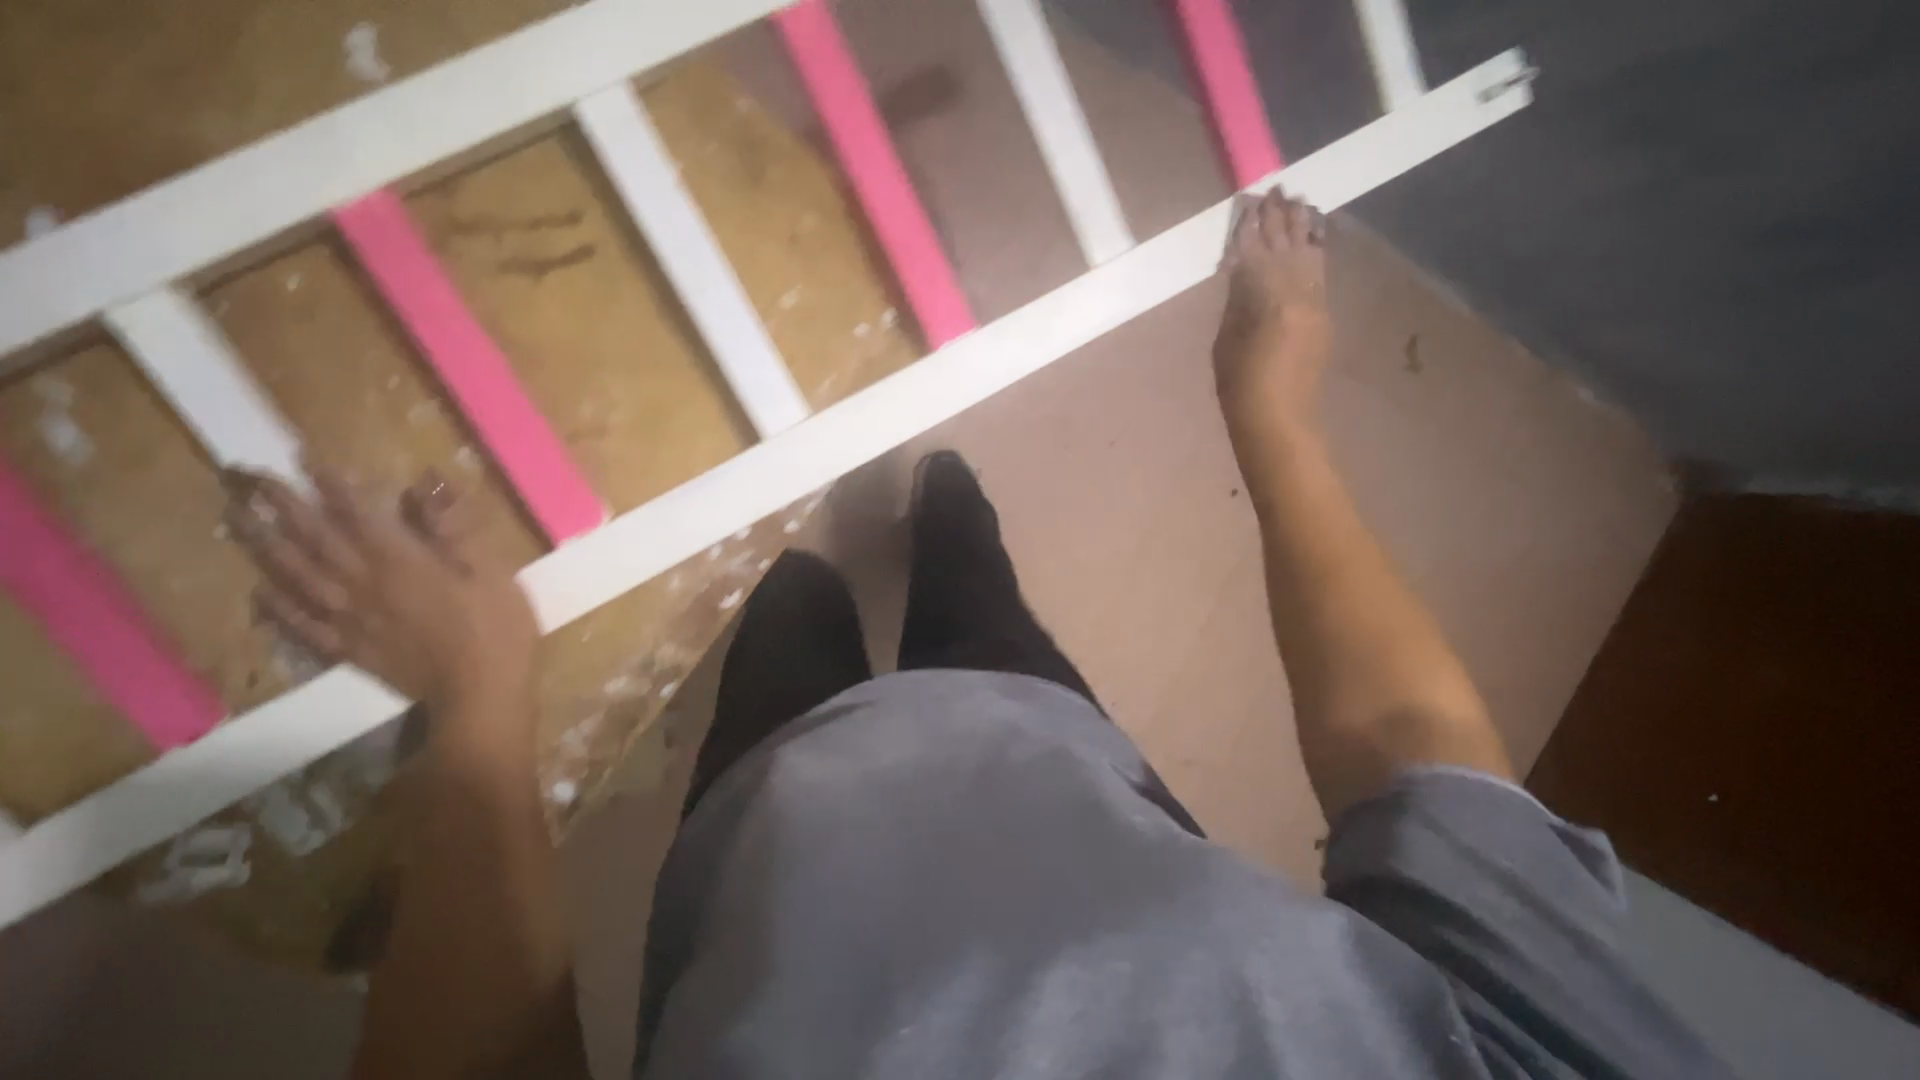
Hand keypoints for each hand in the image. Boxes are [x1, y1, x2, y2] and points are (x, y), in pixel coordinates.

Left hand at [224, 462, 537, 715]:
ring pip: (297, 576)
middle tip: (246, 474)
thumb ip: (452, 528)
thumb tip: (424, 482)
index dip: (331, 484)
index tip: (303, 456)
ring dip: (265, 545)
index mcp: (402, 561)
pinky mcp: (350, 650)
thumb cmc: (497, 628)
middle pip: (315, 538)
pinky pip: (302, 626)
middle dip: (281, 504)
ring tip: (238, 519)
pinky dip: (277, 608)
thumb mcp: (491, 570)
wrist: (482, 694)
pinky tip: (259, 593)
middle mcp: (364, 584)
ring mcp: (351, 620)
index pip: (357, 513)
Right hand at [1213, 189, 1331, 437]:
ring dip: (1303, 228)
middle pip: (1287, 247)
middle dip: (1280, 219)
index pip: (1257, 252)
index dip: (1251, 228)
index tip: (1249, 202)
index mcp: (1268, 298)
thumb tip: (1242, 272)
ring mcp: (1315, 304)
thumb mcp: (1226, 341)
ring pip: (1309, 256)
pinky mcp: (1323, 317)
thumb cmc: (1240, 386)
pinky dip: (1316, 252)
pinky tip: (1315, 239)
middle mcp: (1298, 293)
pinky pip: (1320, 274)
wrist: (1279, 421)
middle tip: (1277, 189)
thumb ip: (1237, 301)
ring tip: (1300, 202)